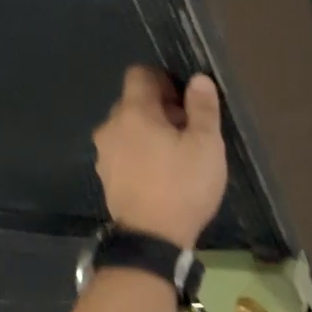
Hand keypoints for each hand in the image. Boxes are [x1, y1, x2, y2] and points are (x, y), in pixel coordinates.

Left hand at [92, 66, 227, 247]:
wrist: (152, 238)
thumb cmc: (184, 187)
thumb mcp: (207, 147)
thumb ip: (203, 110)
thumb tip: (199, 79)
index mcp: (134, 111)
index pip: (141, 73)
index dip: (166, 80)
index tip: (187, 103)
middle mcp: (111, 125)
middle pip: (134, 103)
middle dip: (160, 110)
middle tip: (188, 134)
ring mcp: (105, 153)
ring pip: (128, 130)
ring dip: (149, 135)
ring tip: (176, 158)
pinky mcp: (107, 177)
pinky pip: (124, 153)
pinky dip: (141, 156)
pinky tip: (161, 177)